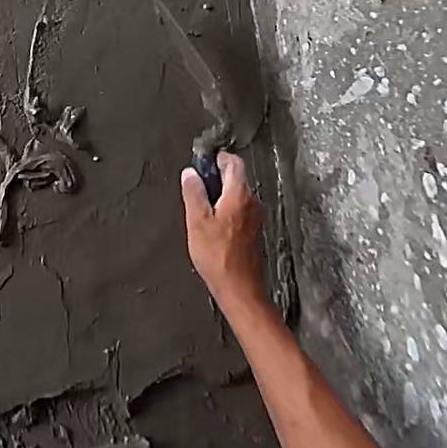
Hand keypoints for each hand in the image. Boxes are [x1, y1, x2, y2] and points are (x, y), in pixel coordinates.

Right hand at [181, 151, 266, 312]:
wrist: (239, 289)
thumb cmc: (219, 258)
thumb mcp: (197, 221)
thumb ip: (194, 193)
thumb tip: (190, 174)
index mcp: (239, 195)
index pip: (234, 162)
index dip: (218, 158)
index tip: (204, 161)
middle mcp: (252, 203)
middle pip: (236, 178)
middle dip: (217, 177)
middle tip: (198, 184)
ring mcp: (255, 218)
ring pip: (238, 195)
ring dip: (221, 195)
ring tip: (203, 208)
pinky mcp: (254, 232)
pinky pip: (240, 211)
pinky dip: (227, 210)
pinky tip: (213, 226)